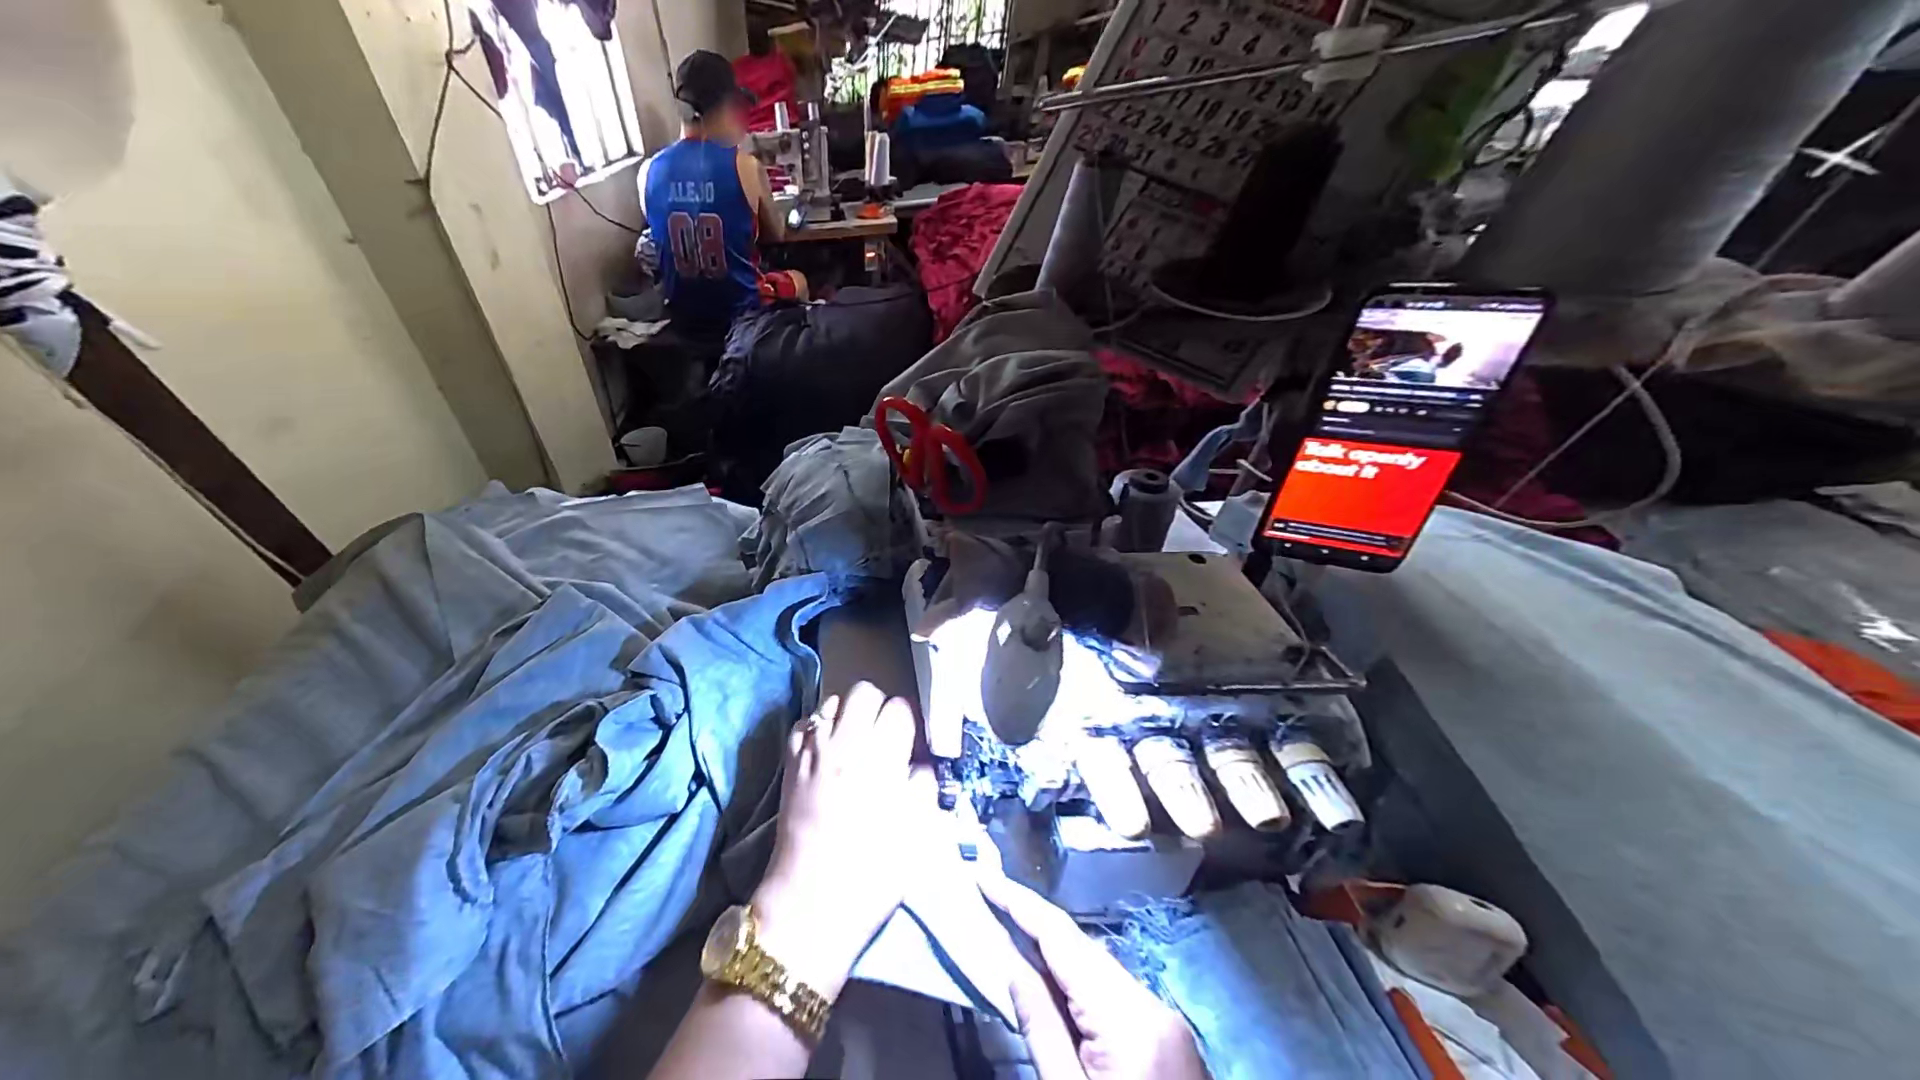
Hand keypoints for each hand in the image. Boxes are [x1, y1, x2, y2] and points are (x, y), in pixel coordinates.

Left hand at [752, 682, 928, 999]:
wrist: (810, 903)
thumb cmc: (874, 873)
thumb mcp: (919, 829)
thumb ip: (924, 784)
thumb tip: (919, 763)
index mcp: (883, 757)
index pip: (899, 708)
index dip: (908, 724)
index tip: (910, 743)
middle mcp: (846, 742)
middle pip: (864, 692)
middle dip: (878, 707)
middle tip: (883, 736)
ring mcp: (812, 750)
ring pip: (832, 702)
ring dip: (847, 716)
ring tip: (853, 744)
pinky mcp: (789, 764)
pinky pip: (803, 725)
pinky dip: (816, 730)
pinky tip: (825, 753)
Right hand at [981, 874, 1209, 1079]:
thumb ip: (1040, 1026)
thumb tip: (1012, 965)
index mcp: (1129, 1018)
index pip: (1064, 940)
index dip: (1020, 903)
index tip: (985, 876)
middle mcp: (1153, 1005)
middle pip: (1082, 949)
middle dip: (1034, 924)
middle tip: (988, 899)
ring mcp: (1165, 1020)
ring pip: (1097, 968)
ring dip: (1052, 951)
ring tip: (1007, 929)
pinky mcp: (1168, 1038)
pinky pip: (1112, 993)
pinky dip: (1076, 981)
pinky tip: (1047, 978)